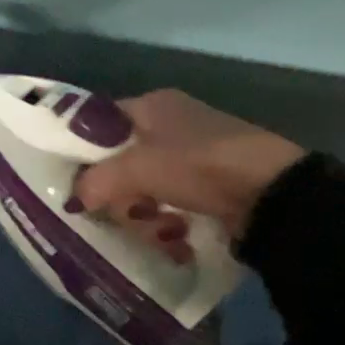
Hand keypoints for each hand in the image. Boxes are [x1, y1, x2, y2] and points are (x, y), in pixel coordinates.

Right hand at [71, 89, 305, 258]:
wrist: (271, 193)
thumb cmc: (199, 165)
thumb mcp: (137, 168)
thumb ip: (95, 181)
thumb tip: (75, 199)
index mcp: (152, 106)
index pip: (98, 124)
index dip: (81, 152)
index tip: (73, 182)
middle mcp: (168, 127)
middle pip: (118, 166)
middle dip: (118, 196)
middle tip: (125, 214)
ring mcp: (189, 159)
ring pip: (140, 191)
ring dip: (143, 218)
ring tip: (160, 231)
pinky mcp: (205, 189)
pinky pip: (166, 207)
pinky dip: (165, 225)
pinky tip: (175, 238)